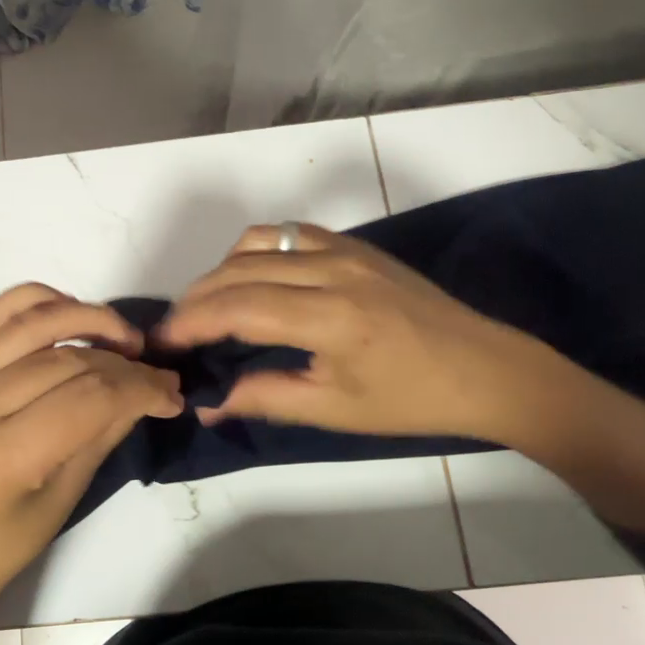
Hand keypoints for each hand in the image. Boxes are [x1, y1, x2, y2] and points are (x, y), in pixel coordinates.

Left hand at [0, 284, 182, 613]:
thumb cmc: (6, 541)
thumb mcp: (68, 495)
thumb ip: (107, 431)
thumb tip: (157, 388)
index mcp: (1, 456)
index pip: (88, 398)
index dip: (140, 388)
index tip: (171, 393)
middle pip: (66, 359)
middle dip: (124, 362)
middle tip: (158, 374)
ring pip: (34, 324)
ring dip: (88, 319)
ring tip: (125, 338)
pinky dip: (37, 300)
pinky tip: (71, 311)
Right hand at [157, 223, 594, 448]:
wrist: (483, 368)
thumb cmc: (410, 400)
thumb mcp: (335, 410)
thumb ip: (265, 398)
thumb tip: (208, 403)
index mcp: (330, 317)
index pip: (238, 307)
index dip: (192, 322)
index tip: (161, 342)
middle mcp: (331, 270)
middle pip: (238, 270)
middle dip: (195, 299)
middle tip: (172, 330)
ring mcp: (344, 249)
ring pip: (257, 243)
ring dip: (221, 271)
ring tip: (206, 305)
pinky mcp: (354, 245)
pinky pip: (286, 234)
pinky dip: (255, 252)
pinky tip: (249, 278)